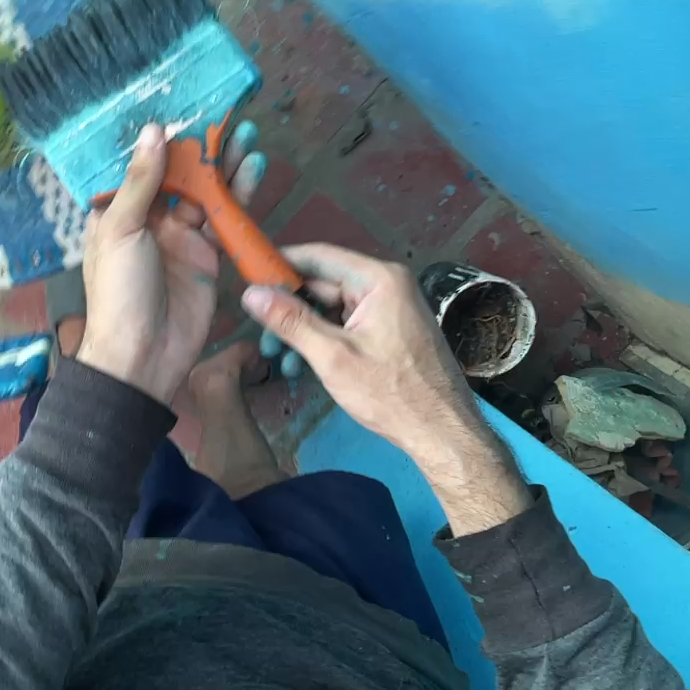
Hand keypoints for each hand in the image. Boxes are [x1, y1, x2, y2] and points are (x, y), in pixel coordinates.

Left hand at [76, 123, 263, 404]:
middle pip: (178, 176)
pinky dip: (239, 196)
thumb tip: (155, 131)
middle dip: (201, 149)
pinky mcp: (207, 256)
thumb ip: (142, 182)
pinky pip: (224, 220)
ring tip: (246, 135)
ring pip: (206, 194)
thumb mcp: (121, 230)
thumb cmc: (119, 291)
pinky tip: (252, 170)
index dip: (161, 140)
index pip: (140, 166)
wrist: (143, 354)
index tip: (183, 109)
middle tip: (226, 118)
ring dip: (225, 167)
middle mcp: (149, 220)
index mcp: (117, 211)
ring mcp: (180, 237)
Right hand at [241, 245, 528, 533]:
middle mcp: (385, 285)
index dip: (279, 264)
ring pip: (330, 309)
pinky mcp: (388, 331)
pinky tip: (300, 365)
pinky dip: (322, 341)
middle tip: (260, 338)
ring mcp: (388, 309)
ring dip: (301, 331)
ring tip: (277, 361)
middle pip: (322, 285)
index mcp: (378, 279)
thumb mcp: (332, 356)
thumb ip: (290, 321)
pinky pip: (345, 326)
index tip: (246, 278)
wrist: (443, 434)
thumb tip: (249, 293)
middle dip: (288, 310)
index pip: (318, 256)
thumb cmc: (390, 392)